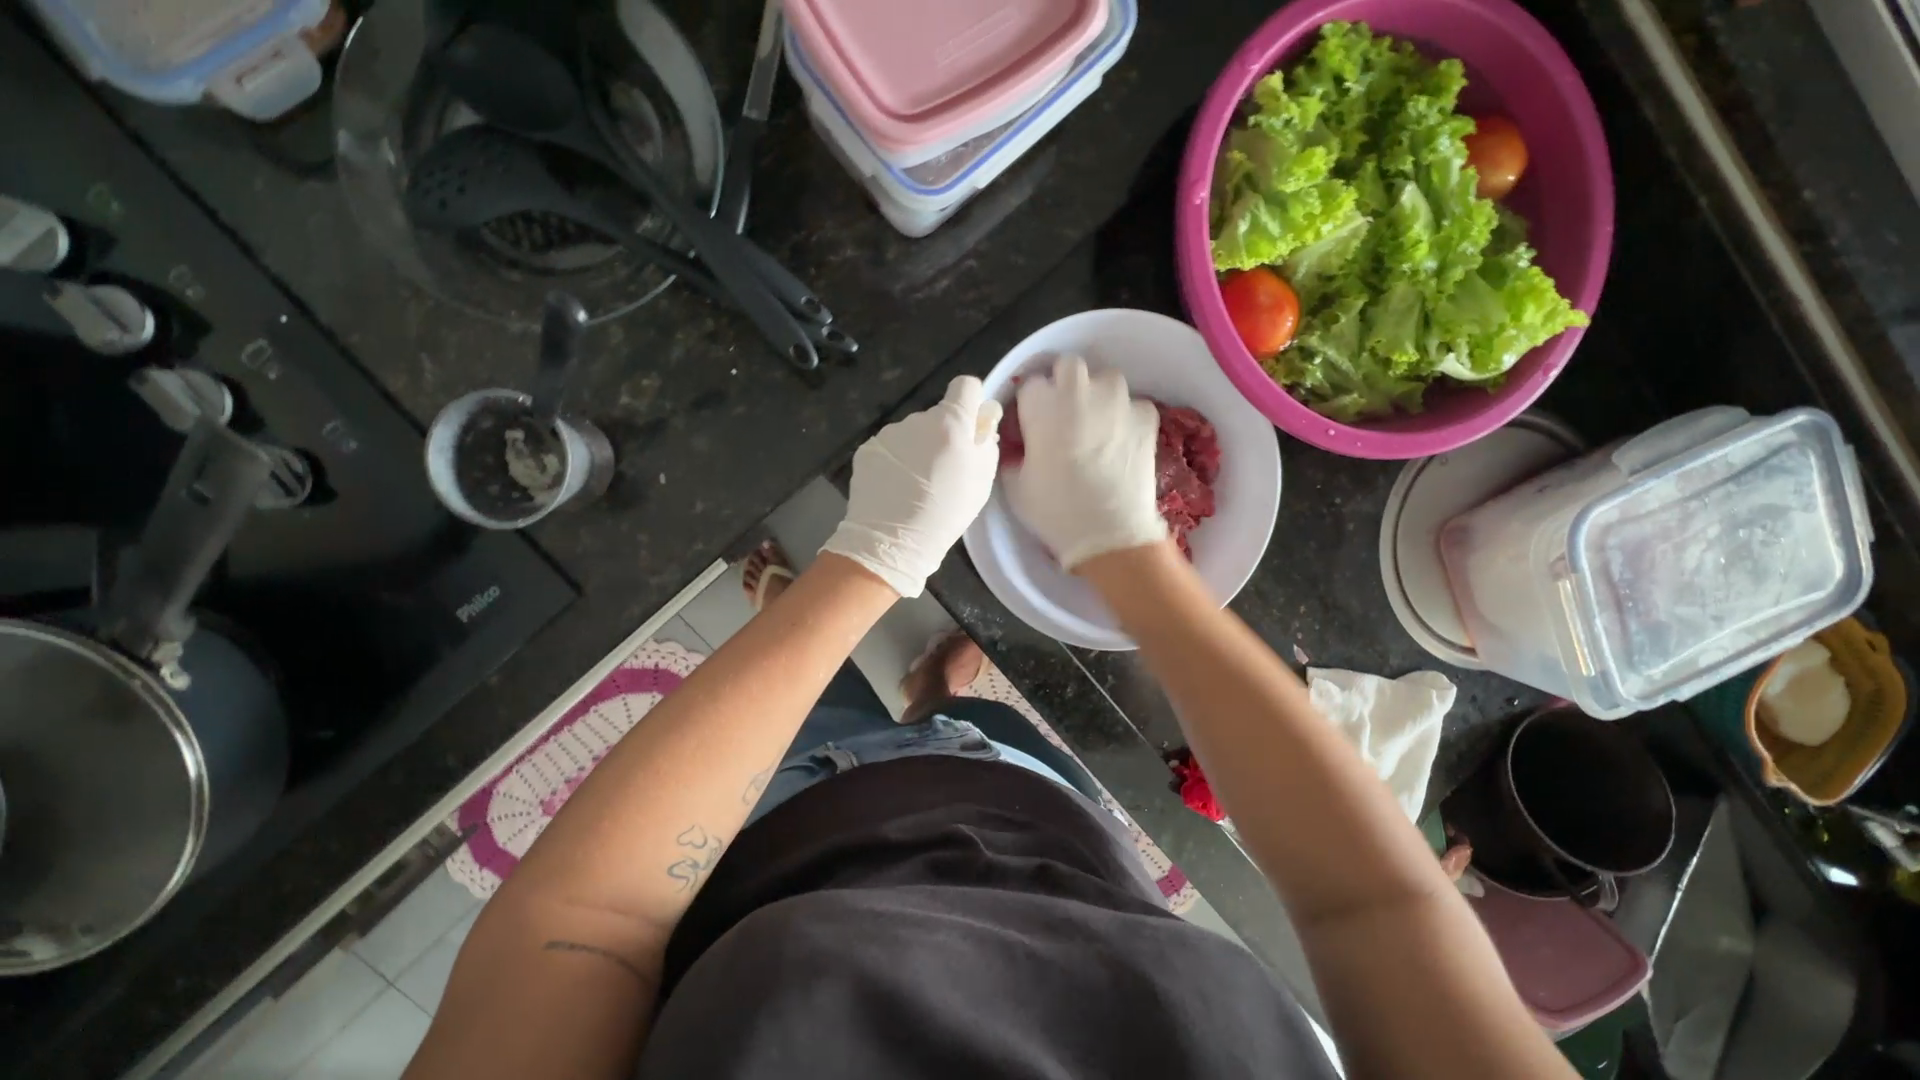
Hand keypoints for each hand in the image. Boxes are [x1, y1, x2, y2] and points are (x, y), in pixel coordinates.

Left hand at [822, 377, 1002, 597]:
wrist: (892, 542)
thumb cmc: (946, 512)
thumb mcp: (982, 479)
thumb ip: (985, 440)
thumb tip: (983, 417)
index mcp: (950, 422)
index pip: (965, 385)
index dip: (971, 402)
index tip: (970, 428)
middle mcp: (917, 419)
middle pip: (937, 415)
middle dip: (943, 435)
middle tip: (944, 470)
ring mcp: (888, 434)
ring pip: (912, 433)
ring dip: (918, 449)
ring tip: (917, 485)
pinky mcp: (867, 450)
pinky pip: (890, 448)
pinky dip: (895, 461)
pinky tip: (896, 488)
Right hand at [1003, 355, 1166, 569]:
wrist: (1109, 533)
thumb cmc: (1054, 510)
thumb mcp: (1015, 485)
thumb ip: (1014, 453)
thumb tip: (1019, 446)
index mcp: (1041, 403)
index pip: (1032, 385)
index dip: (1033, 404)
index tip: (1035, 424)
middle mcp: (1078, 389)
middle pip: (1069, 366)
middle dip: (1066, 384)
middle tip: (1066, 415)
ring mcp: (1117, 399)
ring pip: (1106, 380)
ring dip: (1099, 395)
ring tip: (1098, 425)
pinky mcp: (1147, 415)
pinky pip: (1133, 405)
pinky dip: (1127, 418)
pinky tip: (1122, 443)